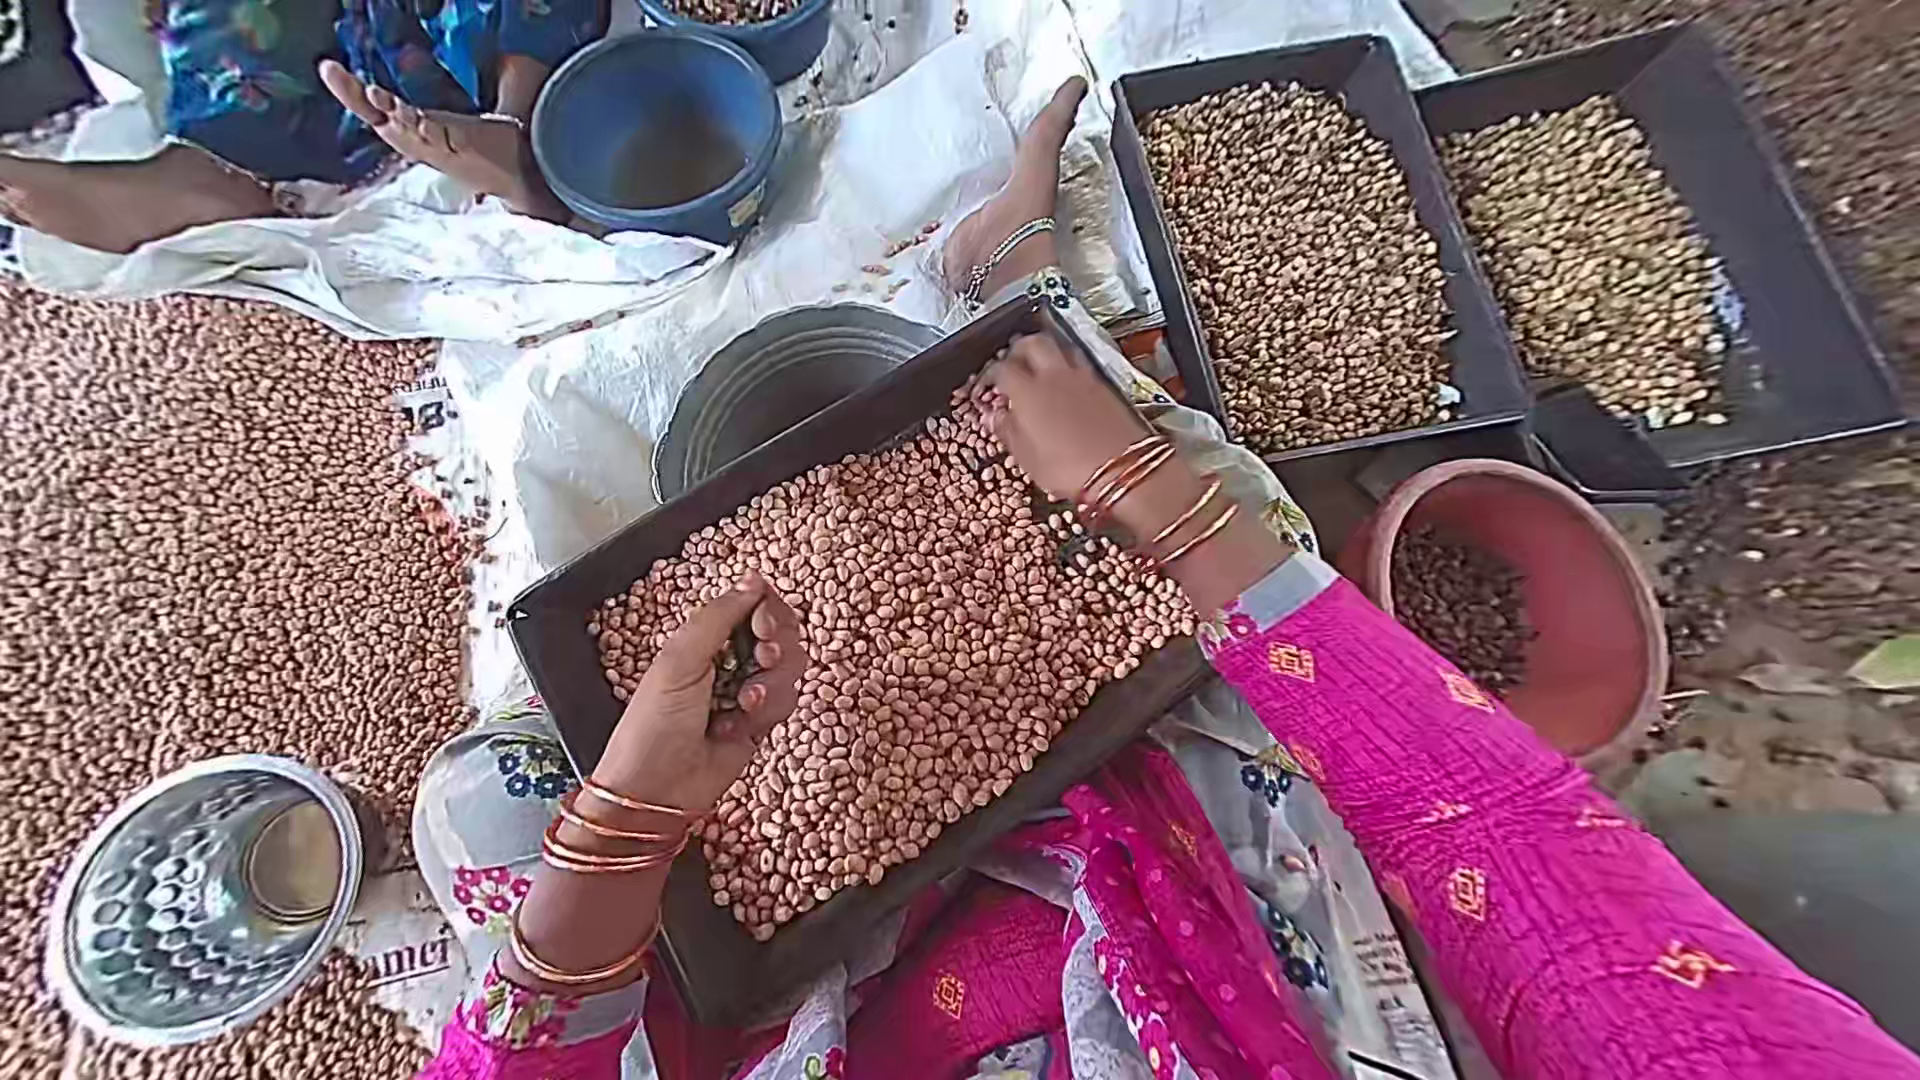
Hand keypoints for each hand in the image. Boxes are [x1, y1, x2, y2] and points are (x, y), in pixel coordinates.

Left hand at [589, 573, 805, 814]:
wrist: (655, 792)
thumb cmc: (655, 723)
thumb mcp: (680, 660)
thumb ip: (719, 616)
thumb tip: (754, 579)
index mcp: (710, 636)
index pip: (758, 604)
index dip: (770, 612)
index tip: (763, 626)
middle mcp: (735, 657)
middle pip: (784, 631)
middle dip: (778, 646)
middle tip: (761, 660)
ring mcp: (752, 687)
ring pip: (792, 665)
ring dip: (772, 683)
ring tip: (743, 702)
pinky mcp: (764, 718)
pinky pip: (789, 699)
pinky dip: (769, 712)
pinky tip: (738, 726)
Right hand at [980, 330, 1182, 514]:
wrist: (1122, 468)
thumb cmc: (1071, 468)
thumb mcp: (1028, 458)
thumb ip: (1008, 432)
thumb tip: (994, 418)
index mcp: (1028, 392)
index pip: (1001, 369)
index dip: (989, 374)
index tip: (986, 384)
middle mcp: (1054, 376)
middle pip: (1031, 343)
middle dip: (1016, 349)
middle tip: (1009, 363)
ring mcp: (1081, 376)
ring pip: (1058, 345)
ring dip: (1043, 350)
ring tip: (1037, 365)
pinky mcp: (1102, 384)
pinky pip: (1078, 361)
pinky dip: (1065, 363)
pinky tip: (1064, 380)